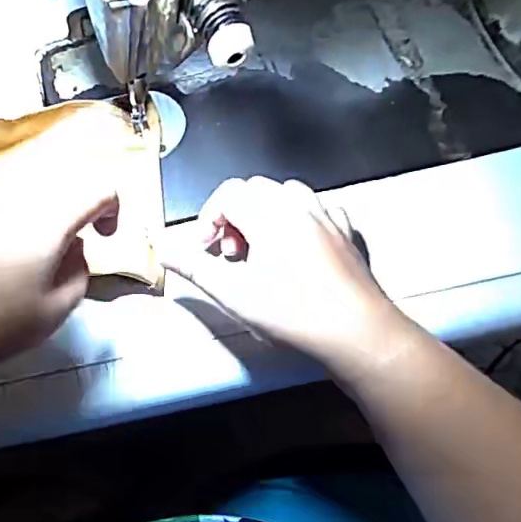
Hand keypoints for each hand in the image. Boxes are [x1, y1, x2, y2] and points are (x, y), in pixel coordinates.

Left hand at [0, 111, 132, 388]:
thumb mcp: (51, 313)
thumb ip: (79, 270)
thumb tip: (72, 245)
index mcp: (47, 215)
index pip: (98, 184)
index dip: (112, 207)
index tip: (103, 236)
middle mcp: (12, 187)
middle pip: (61, 173)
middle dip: (76, 201)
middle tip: (69, 239)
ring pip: (23, 177)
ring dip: (40, 201)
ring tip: (26, 245)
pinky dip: (5, 204)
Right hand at [162, 177, 422, 376]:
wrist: (356, 332)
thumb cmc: (293, 314)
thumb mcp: (234, 294)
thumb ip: (196, 268)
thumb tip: (164, 251)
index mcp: (270, 214)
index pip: (228, 193)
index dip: (209, 218)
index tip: (207, 249)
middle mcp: (300, 205)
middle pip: (255, 189)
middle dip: (234, 216)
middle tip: (230, 254)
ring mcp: (327, 215)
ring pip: (285, 194)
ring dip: (263, 215)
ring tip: (259, 252)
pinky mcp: (346, 231)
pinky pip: (315, 209)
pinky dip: (295, 220)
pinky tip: (294, 250)